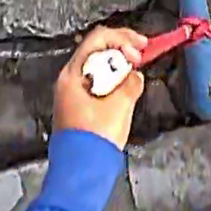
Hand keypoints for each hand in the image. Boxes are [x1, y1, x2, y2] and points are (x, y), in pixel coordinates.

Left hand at [54, 26, 149, 148]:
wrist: (81, 172)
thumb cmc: (96, 138)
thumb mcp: (119, 108)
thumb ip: (129, 85)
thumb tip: (135, 74)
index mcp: (73, 73)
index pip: (97, 40)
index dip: (122, 38)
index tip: (141, 46)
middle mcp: (69, 77)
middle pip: (95, 49)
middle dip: (120, 47)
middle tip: (141, 52)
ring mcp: (71, 90)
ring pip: (96, 64)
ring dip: (116, 62)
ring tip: (135, 66)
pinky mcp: (77, 103)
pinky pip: (95, 79)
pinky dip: (110, 76)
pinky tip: (124, 83)